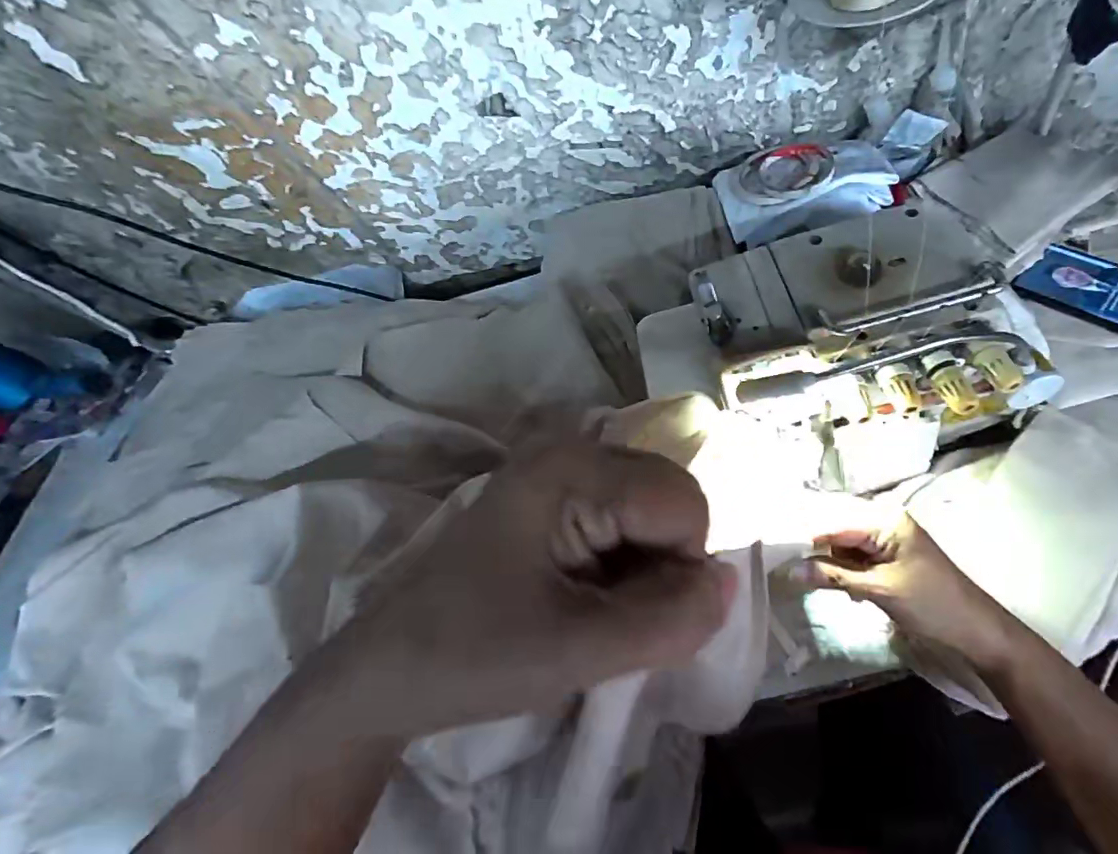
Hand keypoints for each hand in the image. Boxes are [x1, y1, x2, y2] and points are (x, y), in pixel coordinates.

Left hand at [320, 441, 736, 736]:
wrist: (388, 667)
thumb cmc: (473, 654)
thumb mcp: (578, 650)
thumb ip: (669, 619)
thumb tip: (728, 582)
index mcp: (572, 469)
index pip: (683, 502)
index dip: (680, 567)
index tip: (632, 615)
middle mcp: (571, 449)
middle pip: (671, 495)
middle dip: (665, 562)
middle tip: (609, 614)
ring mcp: (560, 468)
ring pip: (653, 506)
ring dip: (646, 565)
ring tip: (589, 607)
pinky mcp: (554, 492)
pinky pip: (625, 513)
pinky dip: (625, 559)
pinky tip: (582, 592)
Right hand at [798, 512, 1019, 670]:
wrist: (979, 633)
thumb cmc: (932, 605)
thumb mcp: (879, 590)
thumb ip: (833, 576)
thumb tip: (789, 571)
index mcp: (885, 519)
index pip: (834, 521)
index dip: (804, 535)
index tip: (775, 547)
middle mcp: (884, 521)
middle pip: (836, 527)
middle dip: (811, 545)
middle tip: (780, 559)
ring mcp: (887, 540)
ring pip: (842, 543)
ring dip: (824, 559)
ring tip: (795, 571)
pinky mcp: (888, 559)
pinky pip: (854, 557)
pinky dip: (840, 569)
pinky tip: (825, 582)